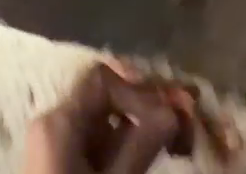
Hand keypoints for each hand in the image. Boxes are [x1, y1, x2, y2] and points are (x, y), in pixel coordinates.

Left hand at [22, 63, 193, 173]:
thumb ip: (143, 144)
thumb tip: (173, 108)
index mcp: (59, 121)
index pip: (102, 79)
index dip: (140, 89)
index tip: (174, 113)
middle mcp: (55, 124)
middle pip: (106, 96)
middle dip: (149, 104)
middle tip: (189, 119)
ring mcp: (59, 146)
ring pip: (108, 120)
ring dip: (145, 124)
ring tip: (181, 141)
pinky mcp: (67, 166)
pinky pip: (101, 142)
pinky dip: (130, 144)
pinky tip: (156, 155)